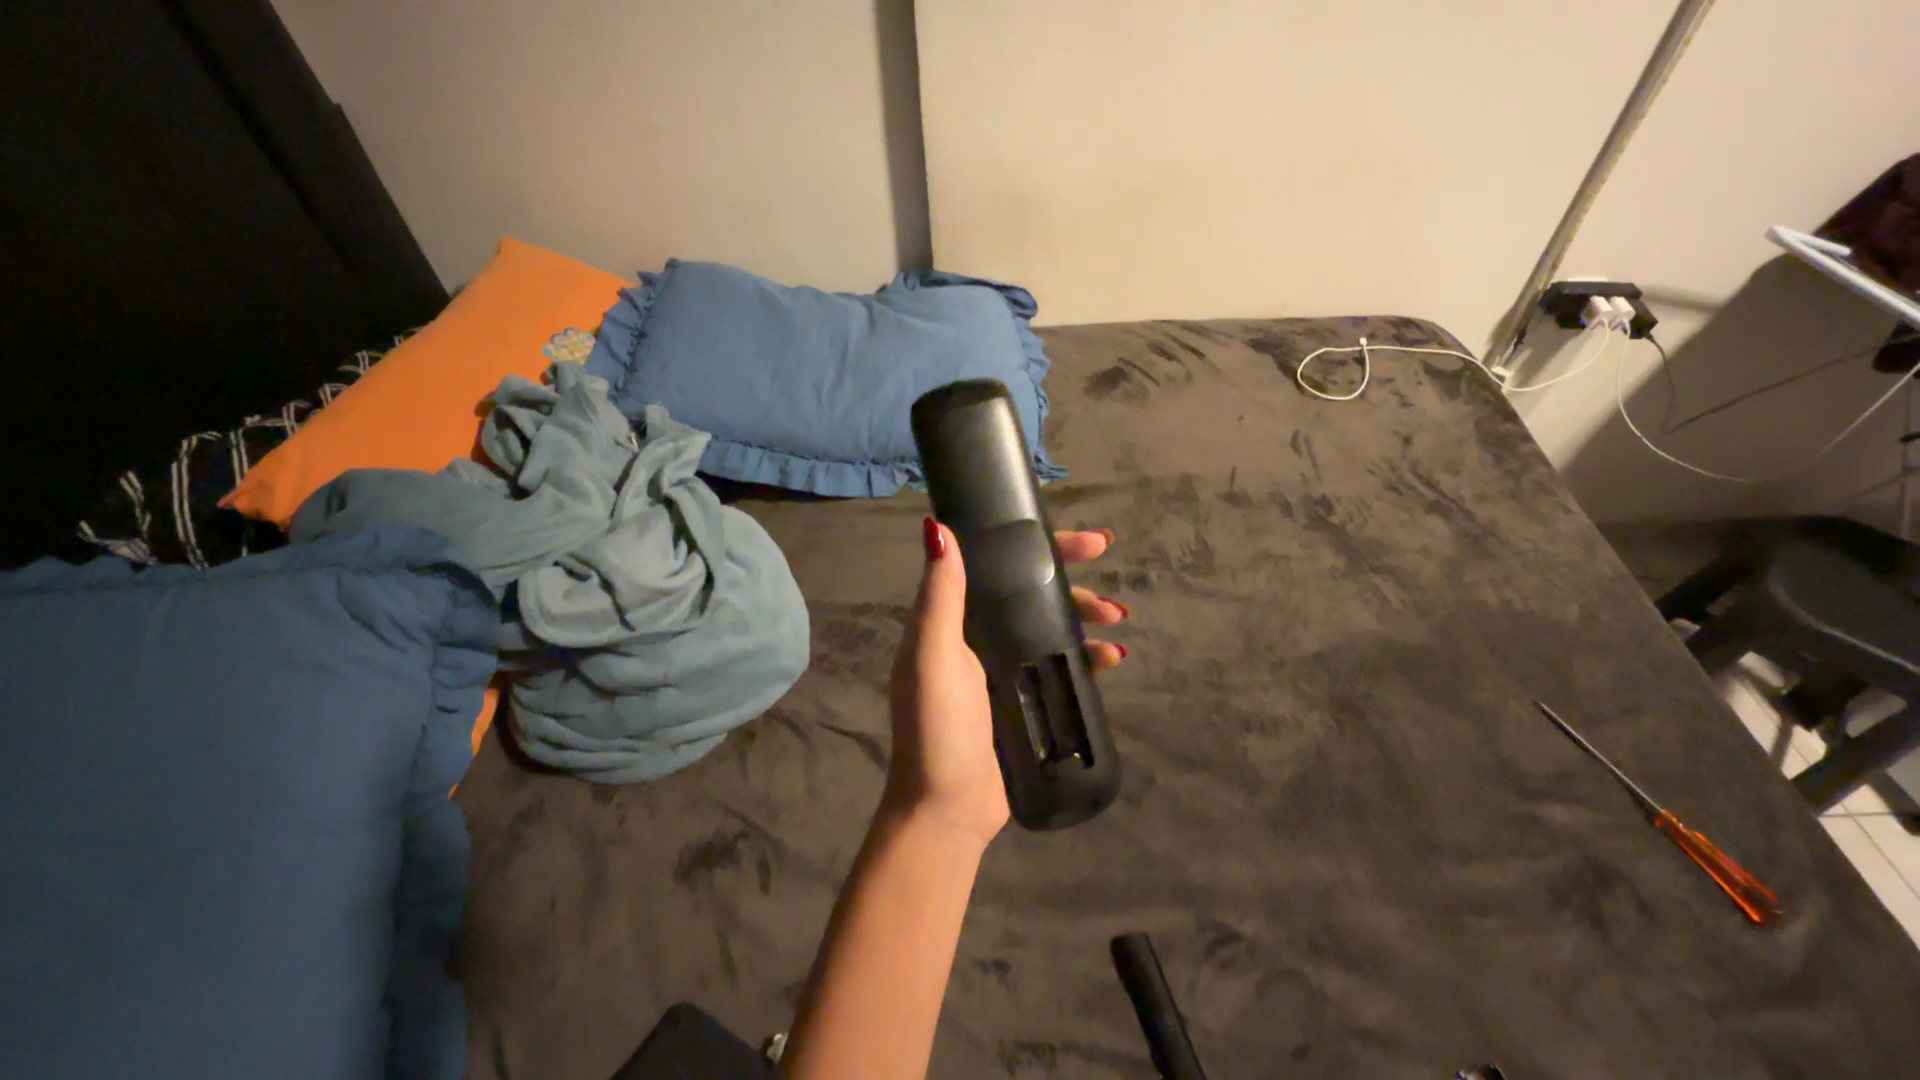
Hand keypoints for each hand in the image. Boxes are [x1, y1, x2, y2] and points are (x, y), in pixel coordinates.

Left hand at [884, 518, 1129, 844]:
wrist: (948, 808)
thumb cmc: (938, 728)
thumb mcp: (935, 657)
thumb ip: (940, 595)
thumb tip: (937, 527)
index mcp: (950, 620)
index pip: (992, 566)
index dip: (1030, 545)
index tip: (1070, 535)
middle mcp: (975, 637)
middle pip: (1026, 591)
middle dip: (1066, 574)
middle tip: (1105, 558)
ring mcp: (1002, 670)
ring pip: (1048, 626)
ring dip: (1083, 615)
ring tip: (1116, 620)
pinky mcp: (1024, 700)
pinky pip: (1060, 666)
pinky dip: (1086, 657)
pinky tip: (1112, 660)